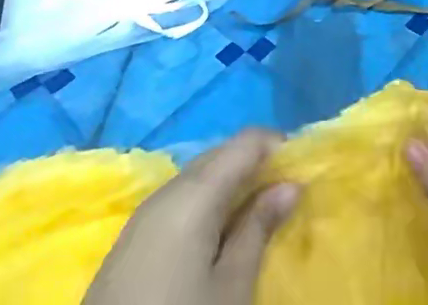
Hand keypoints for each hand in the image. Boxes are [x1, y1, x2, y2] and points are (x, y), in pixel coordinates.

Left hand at [84, 129, 299, 304]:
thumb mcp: (232, 287)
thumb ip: (260, 227)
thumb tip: (289, 185)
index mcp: (193, 194)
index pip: (248, 141)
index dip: (280, 148)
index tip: (299, 177)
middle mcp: (165, 193)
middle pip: (221, 155)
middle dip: (256, 166)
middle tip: (283, 198)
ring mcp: (141, 219)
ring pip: (199, 178)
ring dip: (231, 187)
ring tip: (254, 220)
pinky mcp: (128, 245)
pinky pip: (178, 203)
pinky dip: (206, 206)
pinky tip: (216, 240)